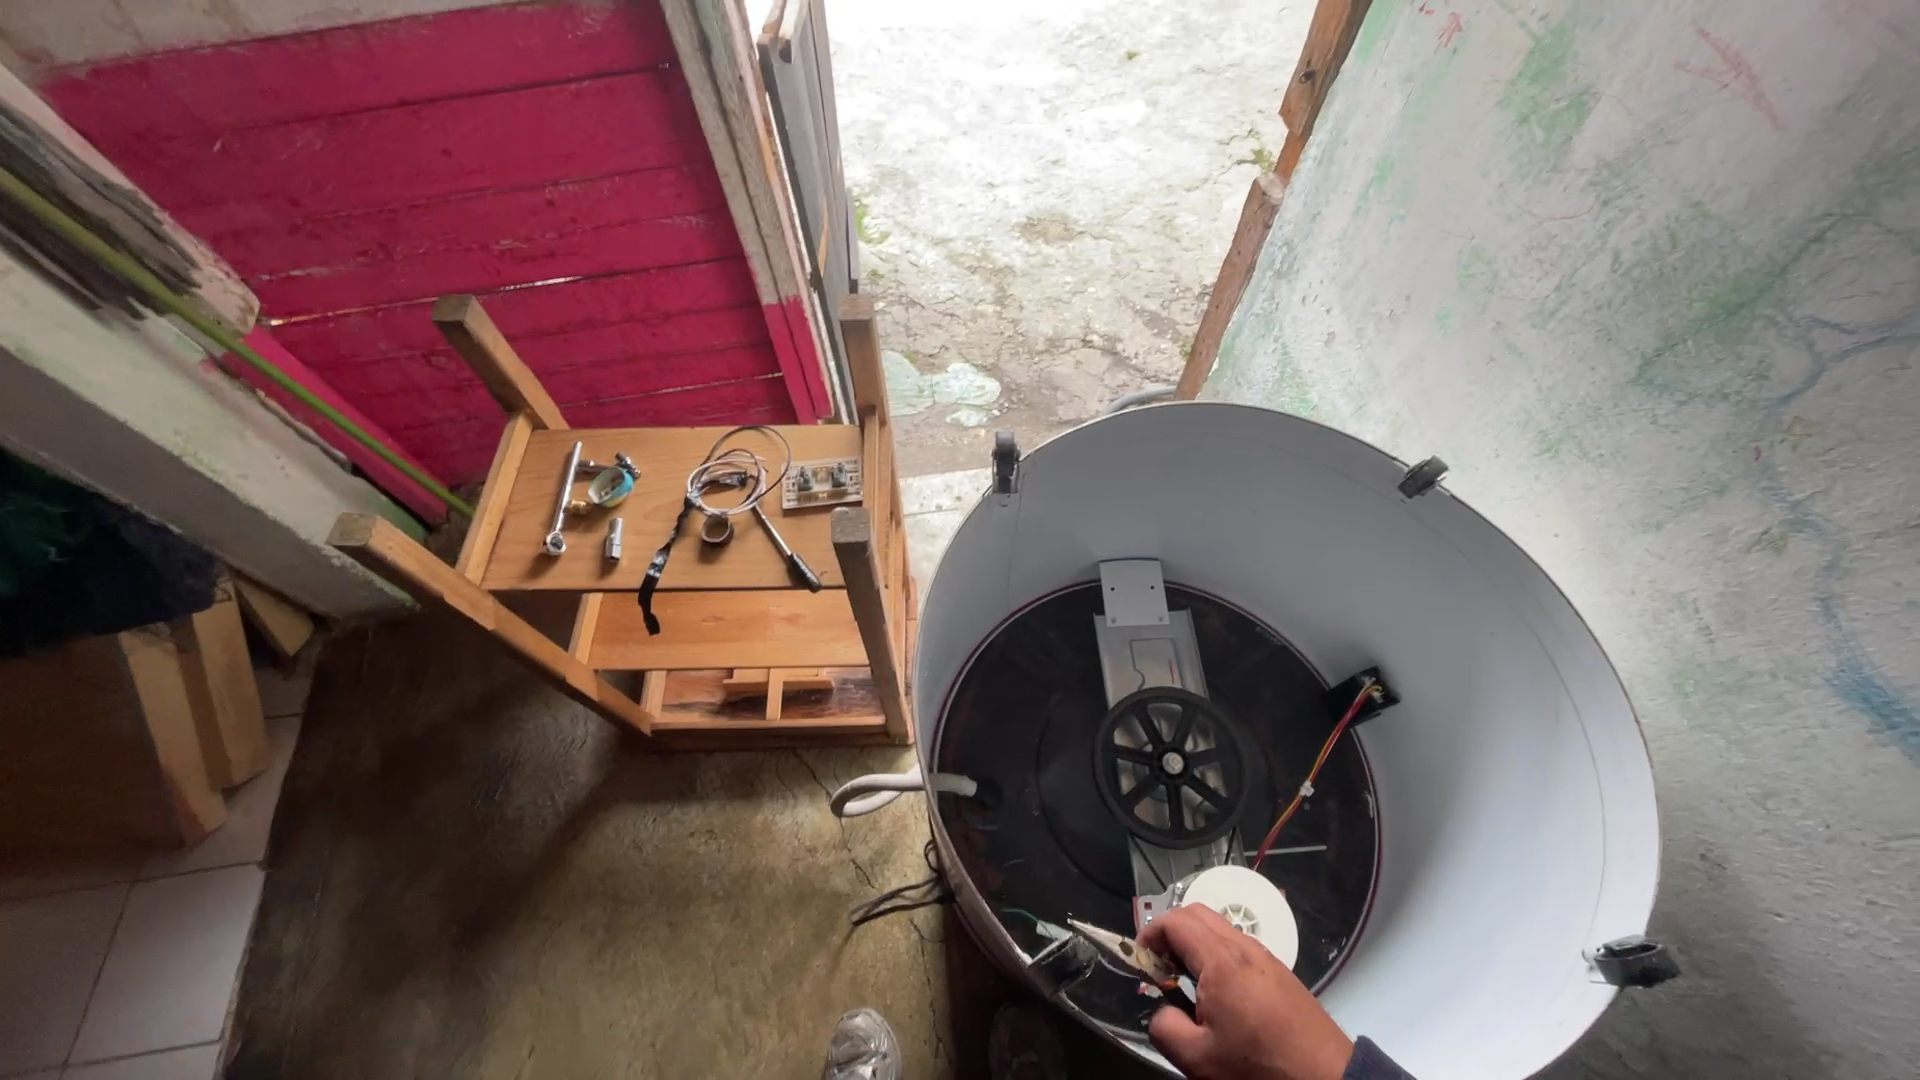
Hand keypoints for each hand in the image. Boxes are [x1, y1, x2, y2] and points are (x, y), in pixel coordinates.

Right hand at [1137, 904, 1353, 1079]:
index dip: (1149, 935)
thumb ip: (1165, 1028)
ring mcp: (1266, 957)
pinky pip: (1238, 946)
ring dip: (1194, 943)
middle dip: (1169, 933)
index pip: (1174, 921)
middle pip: (1196, 914)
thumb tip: (1162, 1010)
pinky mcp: (1280, 973)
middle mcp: (1243, 947)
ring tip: (1187, 984)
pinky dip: (1217, 955)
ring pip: (1219, 928)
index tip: (1141, 964)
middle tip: (1160, 969)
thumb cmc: (1261, 1070)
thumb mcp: (1200, 1061)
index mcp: (1221, 960)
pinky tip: (1219, 995)